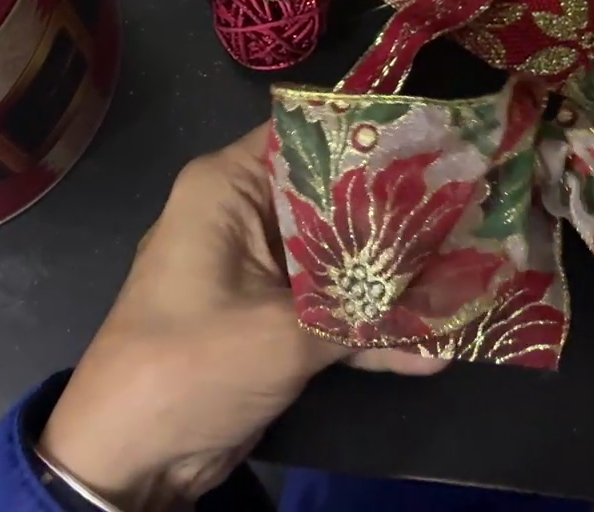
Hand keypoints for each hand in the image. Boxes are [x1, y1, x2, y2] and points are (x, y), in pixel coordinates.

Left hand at [39, 125, 442, 509]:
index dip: (366, 138)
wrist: (128, 457)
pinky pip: (323, 303)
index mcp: (228, 186)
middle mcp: (241, 213)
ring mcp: (255, 267)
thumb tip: (457, 315)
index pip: (304, 136)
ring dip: (385, 271)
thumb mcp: (287, 334)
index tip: (430, 147)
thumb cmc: (194, 363)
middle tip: (464, 206)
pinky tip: (431, 341)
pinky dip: (364, 322)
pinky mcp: (265, 315)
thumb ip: (371, 318)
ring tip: (463, 266)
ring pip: (331, 253)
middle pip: (327, 196)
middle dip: (391, 210)